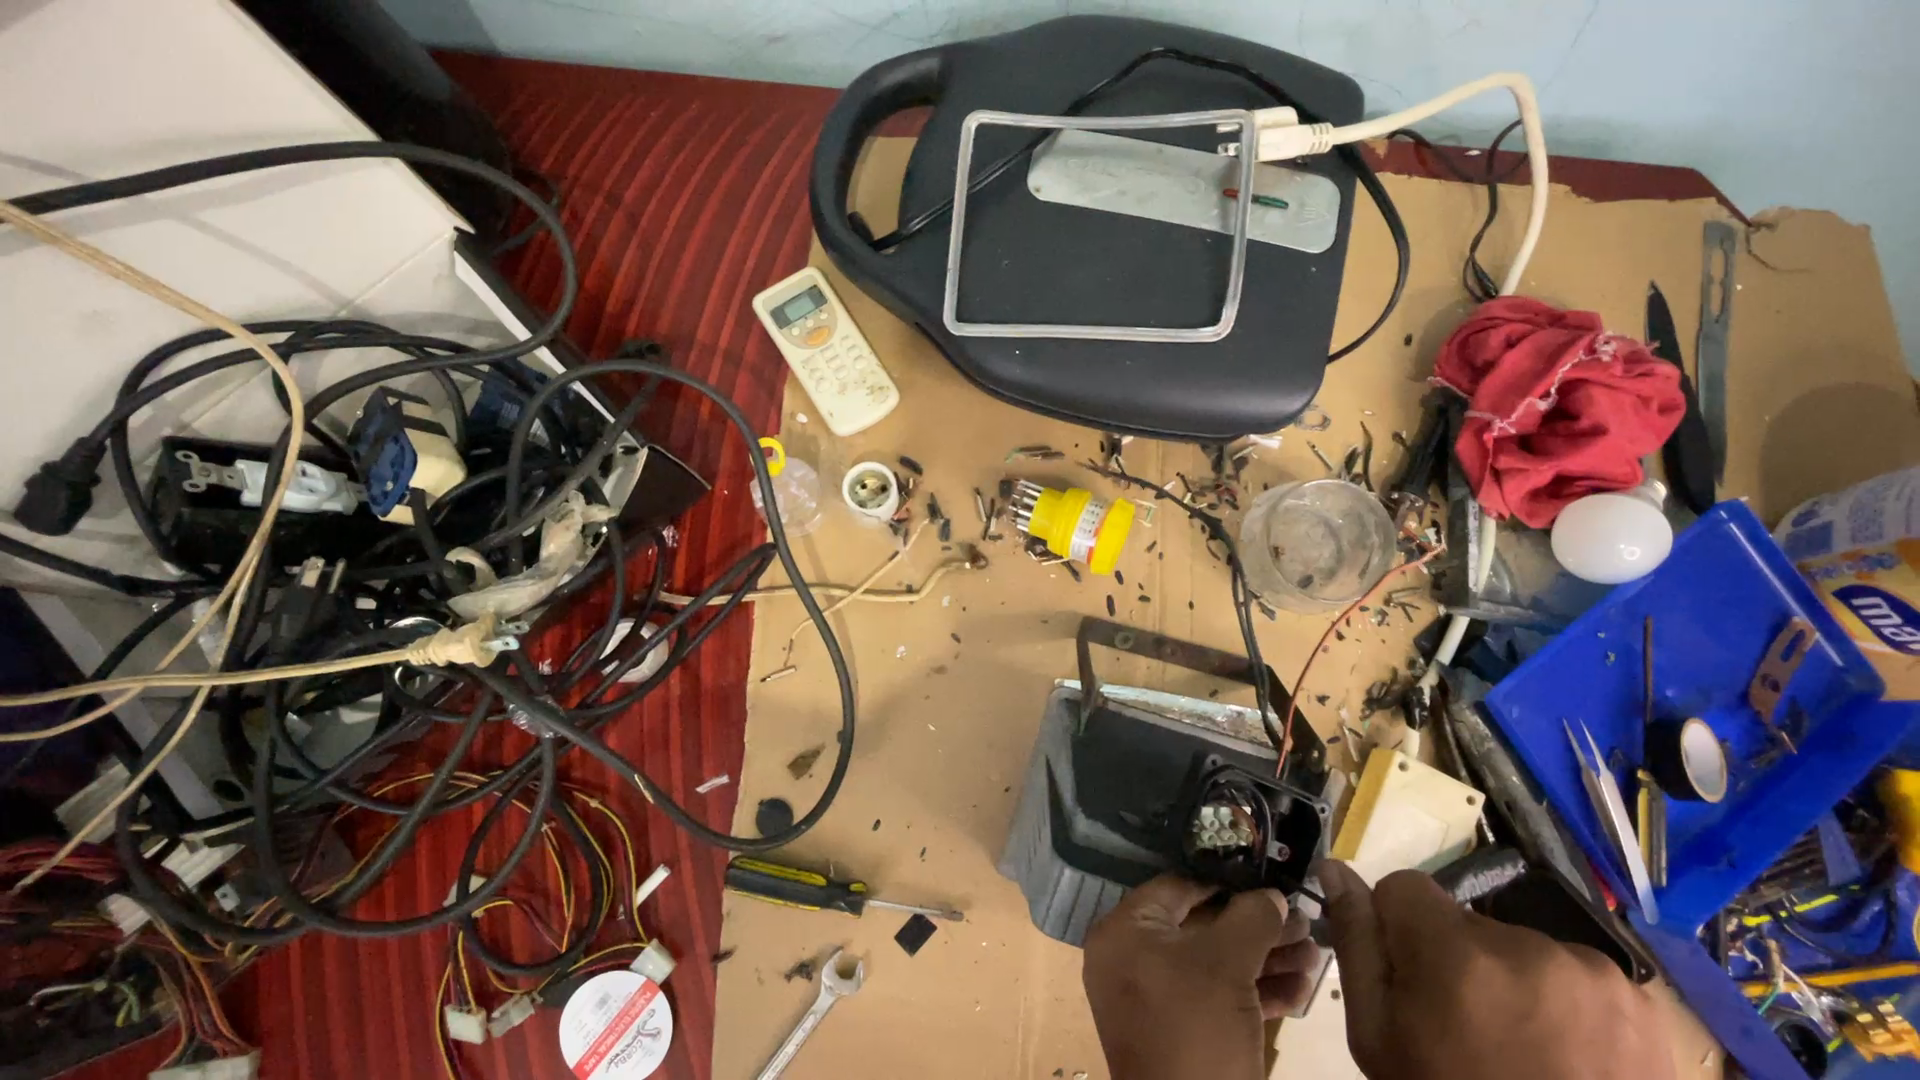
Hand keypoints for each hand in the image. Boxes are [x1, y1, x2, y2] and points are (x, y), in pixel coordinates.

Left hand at [1083, 875, 1320, 1079]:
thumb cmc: (1197, 1029)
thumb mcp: (1227, 963)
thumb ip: (1250, 918)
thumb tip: (1270, 895)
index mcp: (1125, 932)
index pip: (1176, 887)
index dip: (1225, 882)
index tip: (1269, 881)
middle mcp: (1132, 960)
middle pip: (1201, 927)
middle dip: (1257, 926)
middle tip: (1304, 921)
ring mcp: (1156, 1000)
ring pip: (1215, 964)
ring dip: (1266, 958)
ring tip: (1316, 954)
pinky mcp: (1181, 1034)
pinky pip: (1217, 999)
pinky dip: (1256, 992)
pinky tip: (1303, 987)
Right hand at [1318, 859, 1675, 1079]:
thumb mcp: (1379, 1037)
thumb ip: (1357, 944)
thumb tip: (1335, 869)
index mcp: (1455, 954)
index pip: (1404, 887)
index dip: (1397, 929)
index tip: (1411, 982)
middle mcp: (1529, 946)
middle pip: (1466, 922)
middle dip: (1459, 962)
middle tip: (1468, 1034)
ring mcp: (1595, 974)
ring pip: (1524, 950)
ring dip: (1516, 986)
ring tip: (1526, 1055)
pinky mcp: (1643, 1004)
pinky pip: (1580, 978)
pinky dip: (1570, 1009)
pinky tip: (1570, 1061)